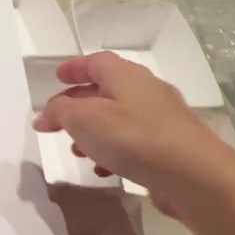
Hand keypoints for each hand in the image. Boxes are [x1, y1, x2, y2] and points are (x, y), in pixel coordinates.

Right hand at [32, 52, 234, 220]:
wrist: (190, 172)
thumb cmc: (133, 137)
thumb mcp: (84, 120)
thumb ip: (59, 113)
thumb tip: (43, 114)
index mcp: (126, 77)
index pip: (97, 62)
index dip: (75, 68)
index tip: (56, 77)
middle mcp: (145, 91)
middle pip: (106, 89)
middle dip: (78, 102)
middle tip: (55, 118)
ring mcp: (159, 117)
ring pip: (117, 117)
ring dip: (92, 130)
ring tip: (74, 149)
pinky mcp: (166, 144)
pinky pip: (130, 140)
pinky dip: (110, 149)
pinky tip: (102, 168)